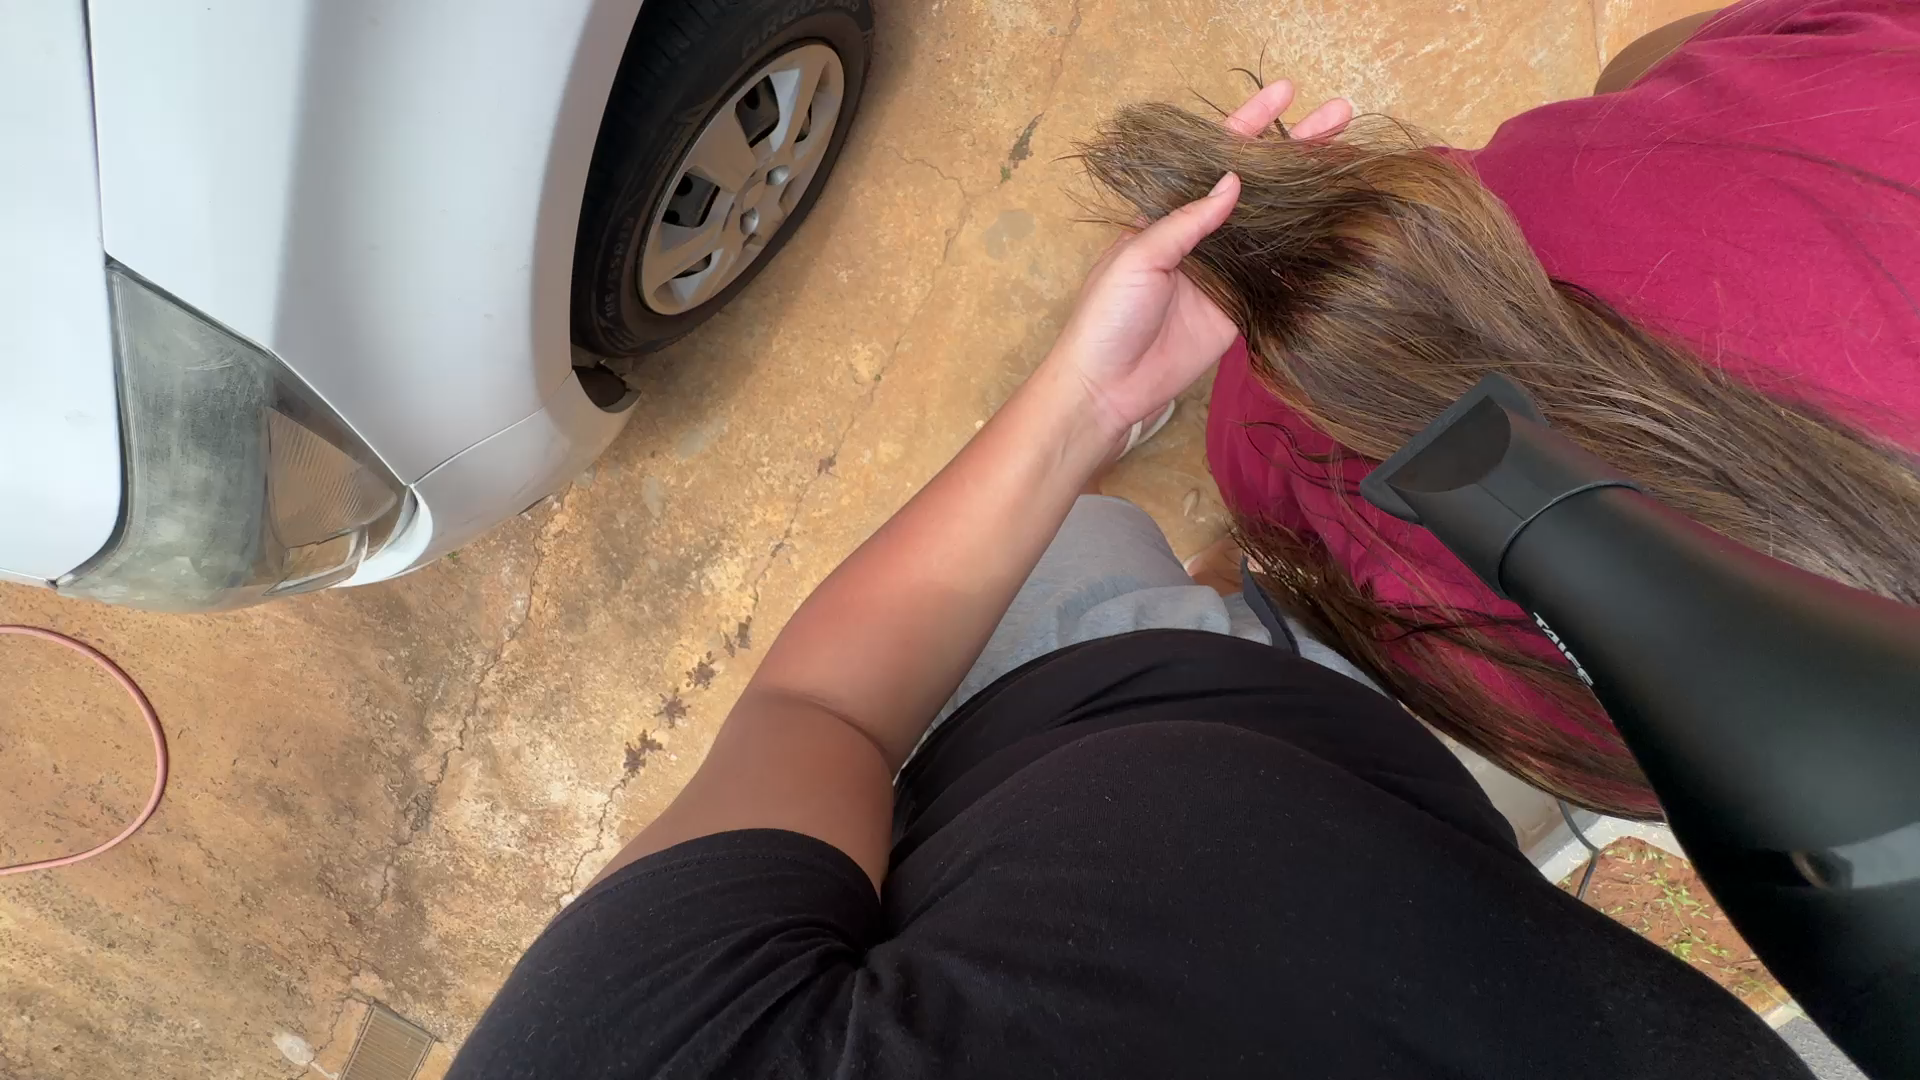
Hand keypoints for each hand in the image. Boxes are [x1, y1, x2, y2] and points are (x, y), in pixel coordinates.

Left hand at [1040, 79, 1351, 439]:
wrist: (1107, 386)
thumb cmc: (1106, 317)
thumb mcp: (1137, 258)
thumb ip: (1185, 222)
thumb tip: (1233, 182)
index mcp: (1166, 218)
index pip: (1212, 162)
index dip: (1247, 127)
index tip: (1284, 93)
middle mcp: (1199, 241)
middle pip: (1253, 189)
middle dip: (1293, 152)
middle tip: (1339, 117)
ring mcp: (1222, 275)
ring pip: (1271, 227)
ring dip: (1307, 196)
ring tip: (1351, 161)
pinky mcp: (1237, 311)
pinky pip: (1275, 277)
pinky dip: (1303, 254)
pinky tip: (1337, 225)